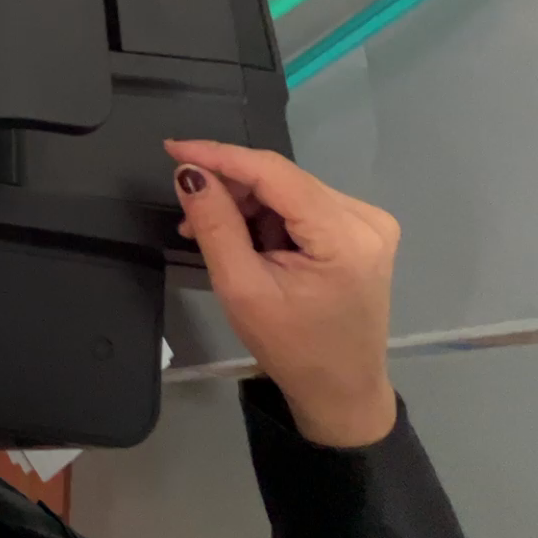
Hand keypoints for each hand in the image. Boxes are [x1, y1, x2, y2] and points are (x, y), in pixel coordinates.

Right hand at [165, 139, 400, 447]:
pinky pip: (294, 201)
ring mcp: (365, 222)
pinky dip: (259, 213)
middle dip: (225, 186)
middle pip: (278, 177)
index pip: (272, 172)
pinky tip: (237, 235)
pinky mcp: (357, 229)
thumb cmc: (290, 345)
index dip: (218, 155)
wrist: (339, 390)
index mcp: (344, 236)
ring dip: (239, 201)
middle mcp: (364, 218)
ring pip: (282, 187)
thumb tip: (188, 172)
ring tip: (205, 232)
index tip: (171, 148)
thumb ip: (215, 223)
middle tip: (186, 212)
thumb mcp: (240, 286)